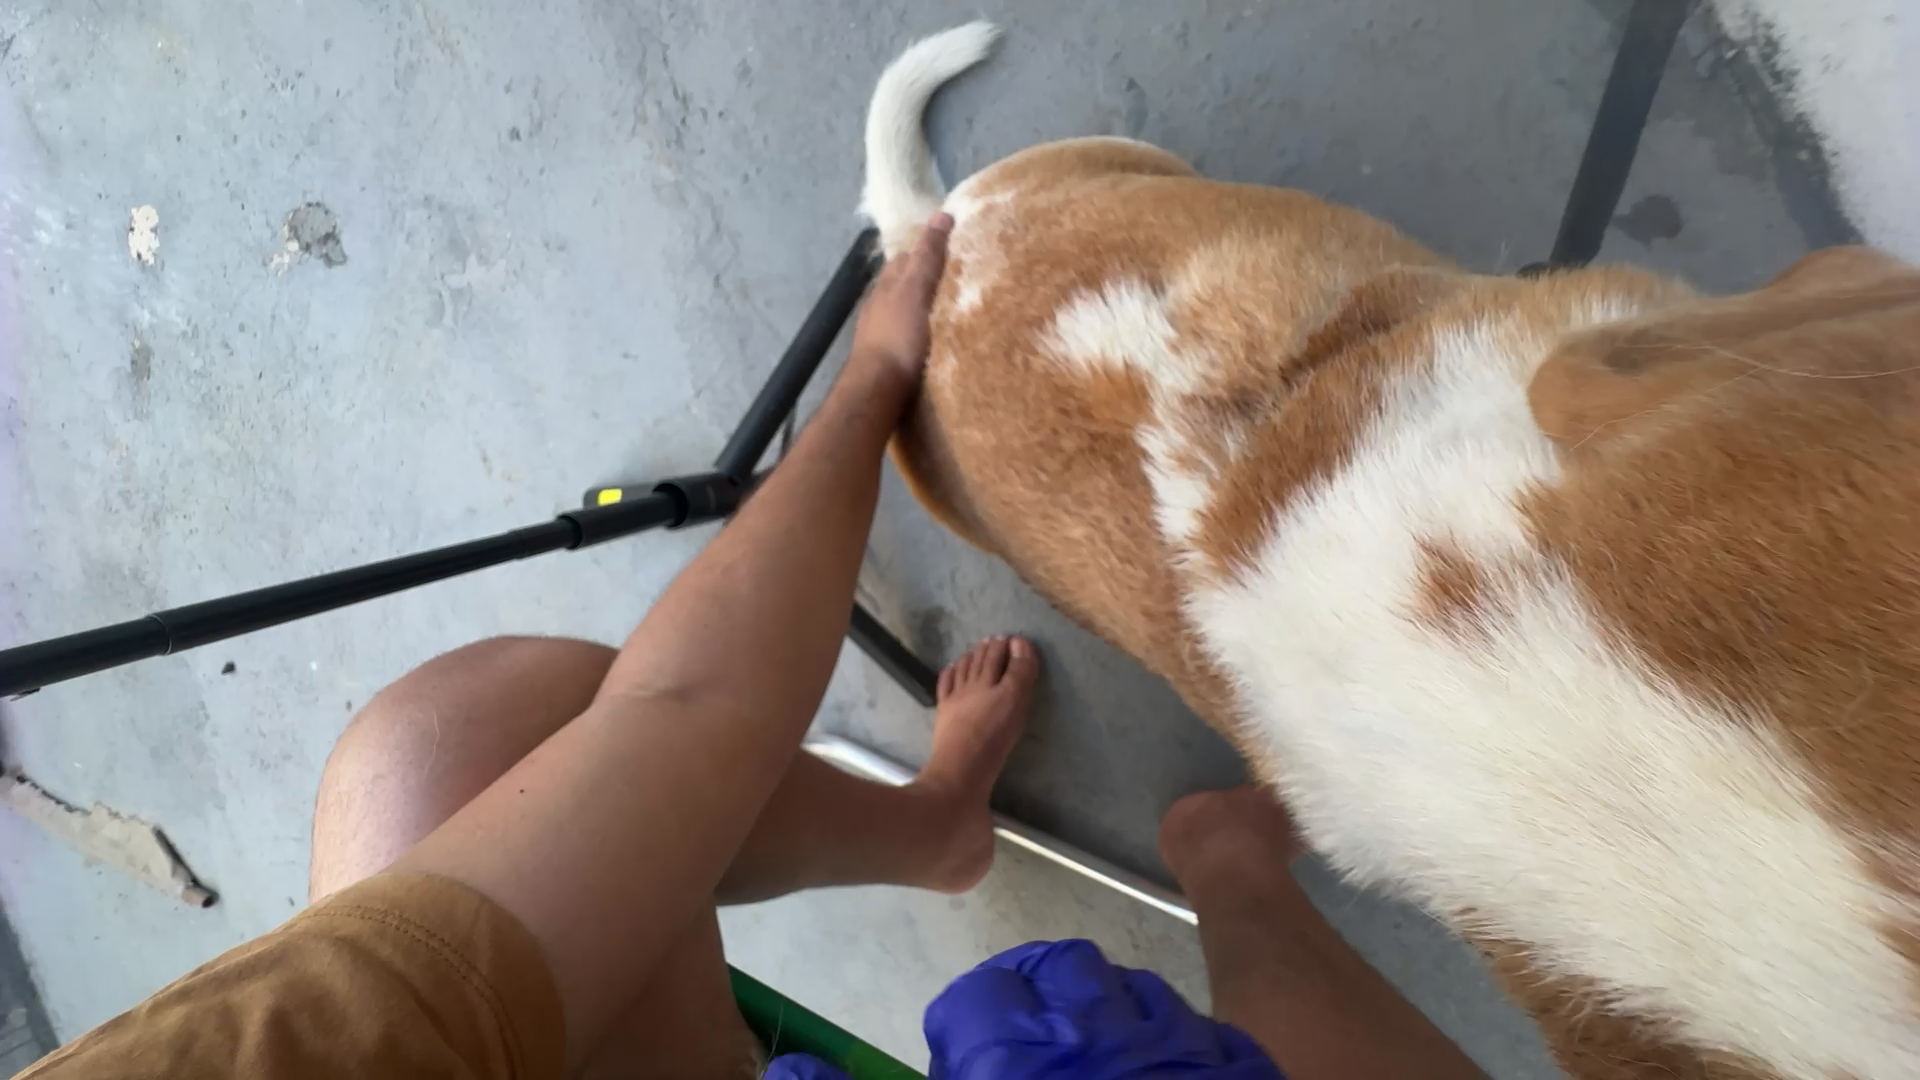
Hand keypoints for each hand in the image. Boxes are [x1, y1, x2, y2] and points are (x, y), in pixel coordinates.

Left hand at [849, 212, 952, 383]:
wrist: (877, 390)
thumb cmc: (897, 338)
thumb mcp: (915, 291)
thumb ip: (927, 258)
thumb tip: (940, 215)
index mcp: (885, 288)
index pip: (904, 259)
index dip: (924, 251)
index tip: (949, 251)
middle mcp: (879, 309)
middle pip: (902, 288)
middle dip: (923, 283)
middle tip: (955, 285)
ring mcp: (880, 337)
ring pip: (903, 315)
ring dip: (922, 313)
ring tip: (949, 316)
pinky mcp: (887, 362)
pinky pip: (906, 341)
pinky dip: (920, 337)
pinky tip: (933, 345)